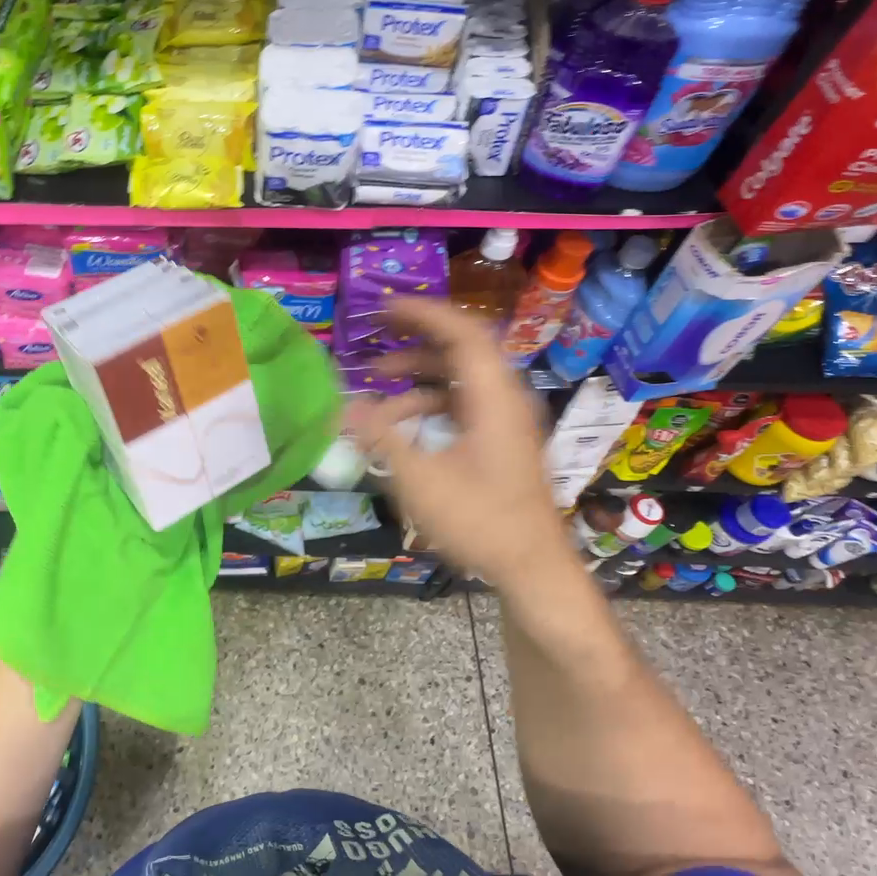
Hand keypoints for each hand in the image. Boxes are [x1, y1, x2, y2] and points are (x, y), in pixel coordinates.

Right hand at [351, 297, 571, 582]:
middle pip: (461, 348)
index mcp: (492, 398)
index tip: (383, 307)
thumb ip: (381, 437)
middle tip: (374, 331)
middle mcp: (504, 399)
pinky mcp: (500, 441)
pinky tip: (399, 422)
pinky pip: (463, 402)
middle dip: (415, 336)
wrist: (533, 568)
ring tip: (375, 379)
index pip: (462, 333)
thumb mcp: (421, 480)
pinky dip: (429, 401)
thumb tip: (343, 406)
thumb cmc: (480, 521)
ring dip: (418, 372)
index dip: (423, 313)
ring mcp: (505, 420)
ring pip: (460, 377)